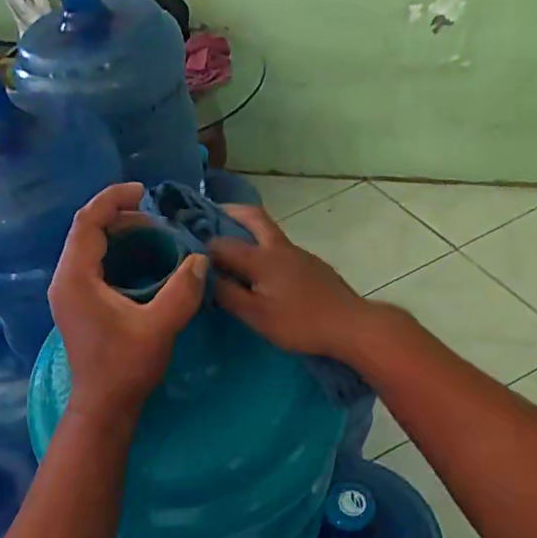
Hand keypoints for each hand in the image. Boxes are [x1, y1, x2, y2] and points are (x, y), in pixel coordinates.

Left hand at [48, 184, 206, 417]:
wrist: (104, 406)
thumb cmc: (126, 367)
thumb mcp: (160, 327)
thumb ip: (181, 290)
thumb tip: (199, 260)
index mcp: (76, 278)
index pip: (88, 222)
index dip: (113, 200)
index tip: (144, 192)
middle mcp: (65, 280)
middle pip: (86, 232)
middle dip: (120, 217)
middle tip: (157, 219)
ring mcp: (68, 294)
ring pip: (88, 248)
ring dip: (118, 235)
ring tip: (153, 234)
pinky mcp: (77, 306)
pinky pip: (91, 265)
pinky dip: (115, 254)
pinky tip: (142, 261)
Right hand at [208, 204, 384, 360]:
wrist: (350, 325)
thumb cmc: (299, 323)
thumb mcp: (256, 315)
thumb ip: (228, 294)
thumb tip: (205, 277)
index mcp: (261, 258)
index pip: (222, 243)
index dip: (202, 245)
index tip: (186, 249)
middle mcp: (279, 247)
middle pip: (253, 217)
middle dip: (228, 212)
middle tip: (209, 215)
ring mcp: (299, 254)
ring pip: (268, 233)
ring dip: (247, 231)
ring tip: (229, 246)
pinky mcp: (311, 265)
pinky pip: (280, 248)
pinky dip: (263, 248)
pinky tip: (260, 270)